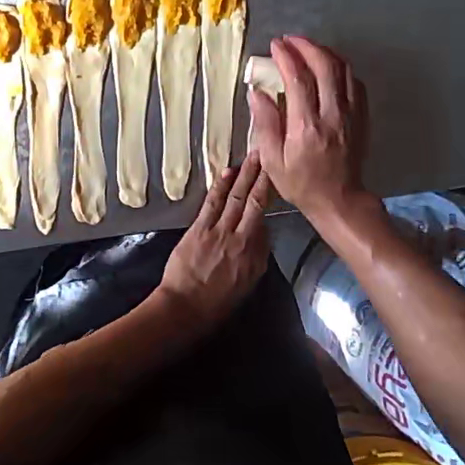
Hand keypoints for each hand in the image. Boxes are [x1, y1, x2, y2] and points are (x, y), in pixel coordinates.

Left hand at [156, 151, 272, 332]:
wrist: (186, 307)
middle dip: (263, 177)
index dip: (272, 195)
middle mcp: (241, 239)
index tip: (279, 177)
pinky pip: (213, 203)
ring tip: (253, 156)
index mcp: (255, 254)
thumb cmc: (218, 301)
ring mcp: (218, 232)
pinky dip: (222, 186)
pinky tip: (229, 171)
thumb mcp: (249, 282)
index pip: (266, 218)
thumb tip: (263, 231)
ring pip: (237, 198)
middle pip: (255, 202)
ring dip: (245, 175)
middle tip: (269, 156)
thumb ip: (258, 255)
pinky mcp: (199, 229)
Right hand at [247, 35, 370, 226]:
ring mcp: (351, 114)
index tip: (275, 46)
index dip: (286, 57)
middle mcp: (333, 114)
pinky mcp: (361, 117)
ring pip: (343, 70)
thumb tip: (257, 93)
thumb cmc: (301, 183)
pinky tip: (328, 68)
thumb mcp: (272, 161)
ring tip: (307, 48)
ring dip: (325, 53)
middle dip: (307, 46)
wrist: (339, 200)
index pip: (298, 79)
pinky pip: (354, 83)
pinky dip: (341, 68)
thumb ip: (265, 124)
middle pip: (325, 66)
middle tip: (290, 40)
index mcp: (307, 126)